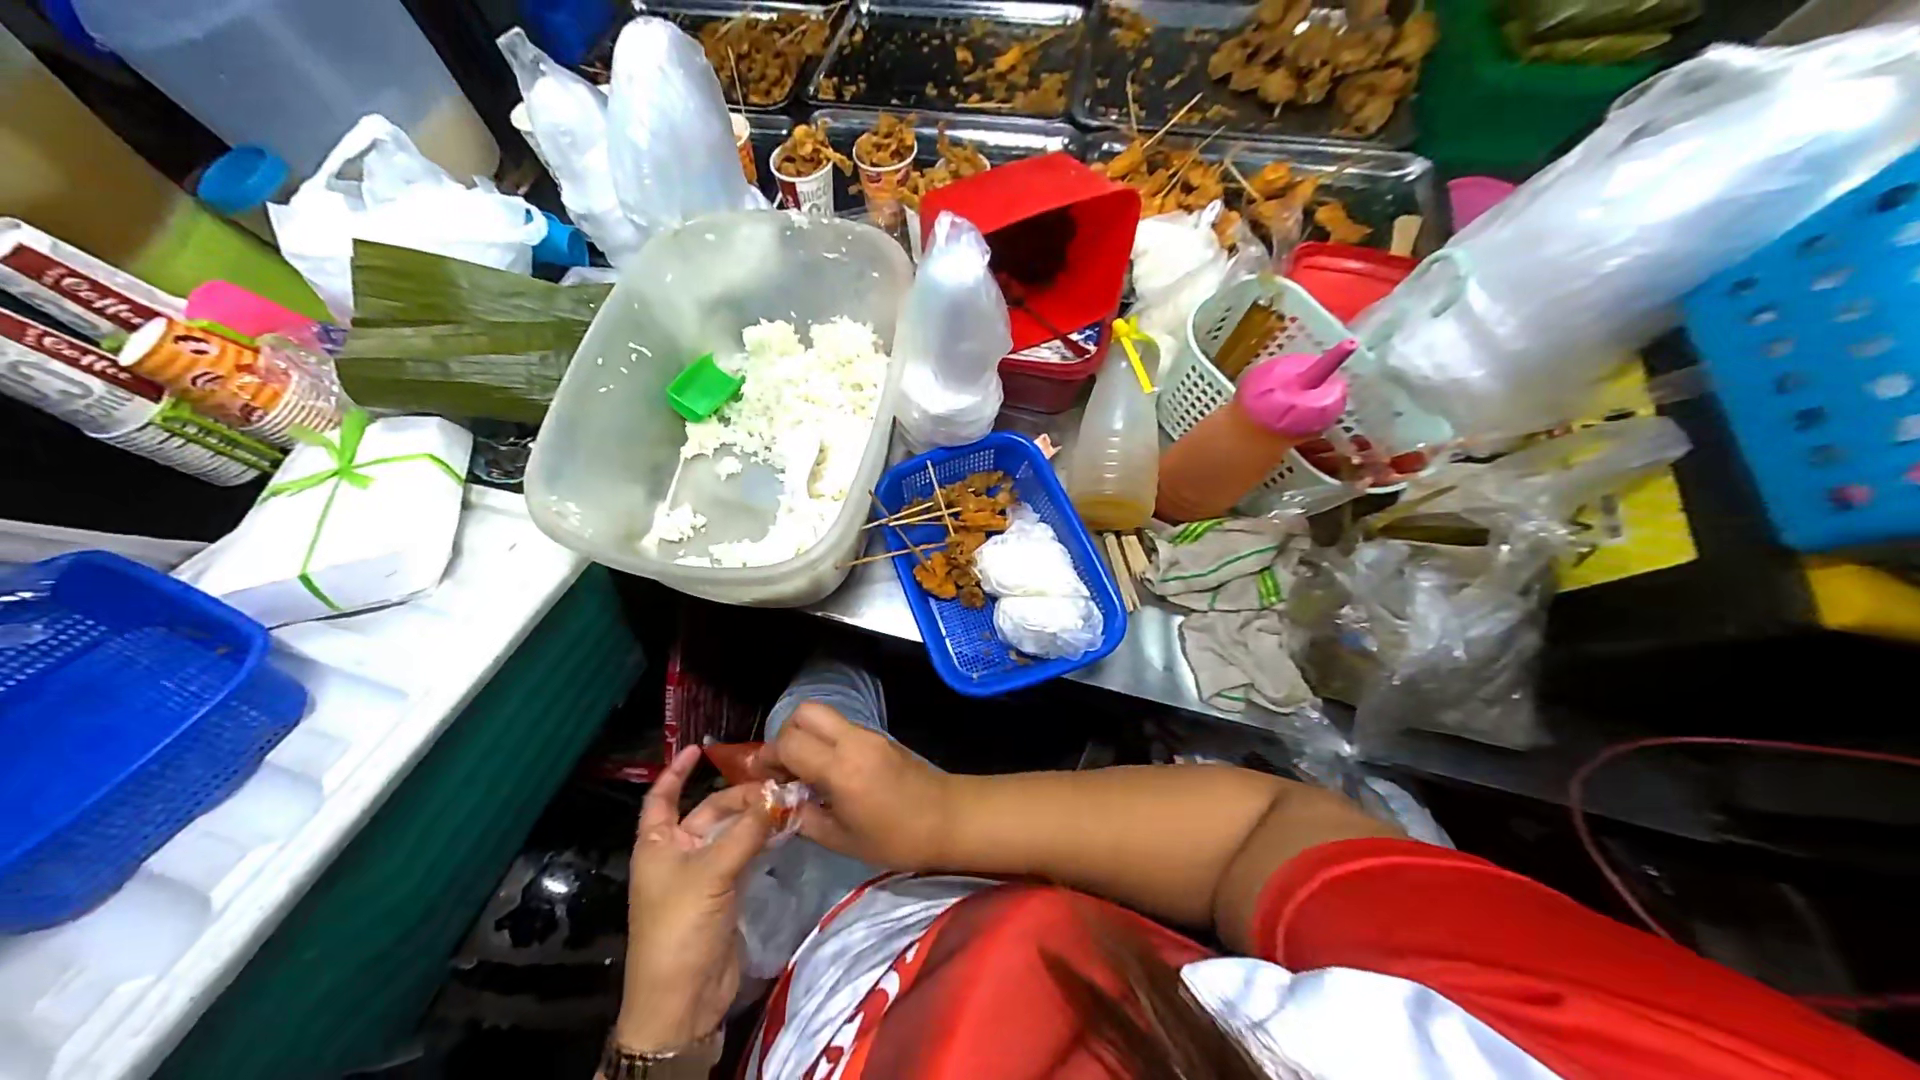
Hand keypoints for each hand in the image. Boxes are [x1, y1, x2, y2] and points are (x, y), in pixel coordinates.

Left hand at [616, 746, 772, 1052]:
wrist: (684, 997)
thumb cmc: (681, 926)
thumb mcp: (711, 873)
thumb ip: (747, 831)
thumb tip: (778, 795)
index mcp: (657, 844)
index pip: (662, 797)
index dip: (676, 772)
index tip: (699, 748)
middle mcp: (678, 853)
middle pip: (709, 811)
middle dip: (740, 795)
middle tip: (777, 783)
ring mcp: (703, 873)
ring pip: (731, 832)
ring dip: (756, 817)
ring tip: (789, 799)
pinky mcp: (725, 892)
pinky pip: (744, 854)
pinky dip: (762, 840)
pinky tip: (785, 827)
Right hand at [756, 703, 956, 870]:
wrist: (949, 818)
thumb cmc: (896, 837)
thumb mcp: (843, 840)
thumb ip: (804, 818)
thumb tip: (781, 803)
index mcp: (840, 767)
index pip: (789, 742)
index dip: (769, 757)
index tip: (762, 777)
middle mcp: (853, 741)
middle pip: (805, 712)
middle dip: (786, 734)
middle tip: (785, 767)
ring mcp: (869, 735)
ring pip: (825, 716)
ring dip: (807, 736)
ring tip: (805, 772)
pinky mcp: (880, 737)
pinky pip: (842, 727)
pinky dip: (826, 740)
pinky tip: (829, 772)